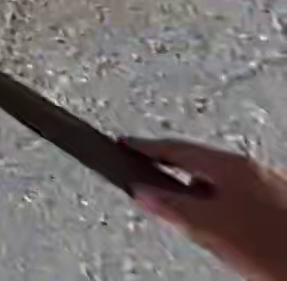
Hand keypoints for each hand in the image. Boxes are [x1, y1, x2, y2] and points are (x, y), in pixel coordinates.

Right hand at [128, 138, 286, 280]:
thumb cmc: (272, 245)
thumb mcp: (205, 224)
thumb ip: (163, 203)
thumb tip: (137, 191)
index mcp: (230, 163)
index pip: (168, 146)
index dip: (139, 147)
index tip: (121, 146)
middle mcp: (257, 170)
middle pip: (202, 165)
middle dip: (177, 175)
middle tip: (154, 185)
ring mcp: (282, 190)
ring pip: (229, 184)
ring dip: (207, 194)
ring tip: (197, 214)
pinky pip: (252, 200)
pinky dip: (234, 208)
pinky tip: (235, 227)